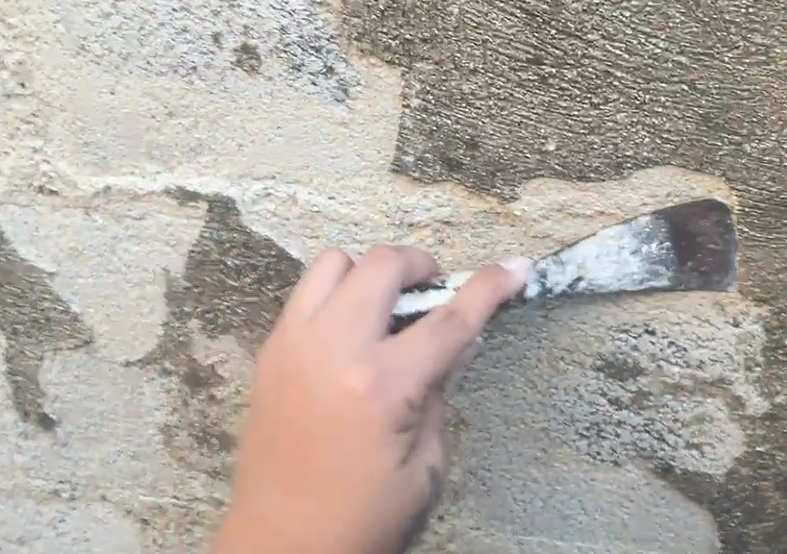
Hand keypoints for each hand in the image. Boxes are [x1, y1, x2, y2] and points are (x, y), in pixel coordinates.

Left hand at [212, 246, 531, 553]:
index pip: (449, 319)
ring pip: (336, 261)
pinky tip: (349, 330)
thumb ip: (441, 390)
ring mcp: (294, 343)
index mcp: (381, 387)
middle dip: (420, 266)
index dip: (488, 287)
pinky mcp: (270, 349)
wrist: (275, 549)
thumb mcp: (424, 467)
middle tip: (432, 295)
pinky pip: (306, 290)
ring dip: (369, 273)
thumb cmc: (361, 520)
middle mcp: (334, 349)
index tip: (516, 266)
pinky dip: (336, 292)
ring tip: (383, 308)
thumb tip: (462, 336)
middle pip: (384, 264)